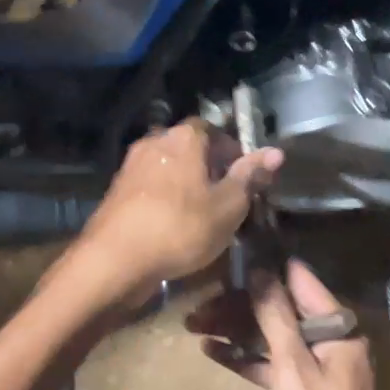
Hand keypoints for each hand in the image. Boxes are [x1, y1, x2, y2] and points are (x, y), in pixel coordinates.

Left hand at [62, 120, 283, 304]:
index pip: (213, 129)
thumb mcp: (228, 207)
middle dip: (210, 168)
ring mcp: (131, 167)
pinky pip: (151, 188)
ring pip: (169, 169)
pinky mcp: (117, 192)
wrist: (114, 260)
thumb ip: (249, 177)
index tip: (245, 177)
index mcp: (184, 137)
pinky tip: (174, 226)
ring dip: (186, 186)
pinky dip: (165, 200)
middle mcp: (154, 142)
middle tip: (228, 198)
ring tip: (203, 215)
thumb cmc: (180, 228)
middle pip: (190, 148)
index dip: (232, 150)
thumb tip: (275, 152)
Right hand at [187, 260, 389, 389]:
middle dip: (242, 306)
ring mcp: (316, 371)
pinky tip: (211, 349)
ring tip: (193, 323)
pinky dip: (244, 357)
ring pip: (272, 338)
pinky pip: (270, 365)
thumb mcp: (293, 370)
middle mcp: (332, 345)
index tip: (233, 255)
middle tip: (200, 302)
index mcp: (342, 333)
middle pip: (283, 312)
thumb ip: (277, 318)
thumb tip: (262, 271)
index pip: (303, 285)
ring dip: (236, 331)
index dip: (269, 269)